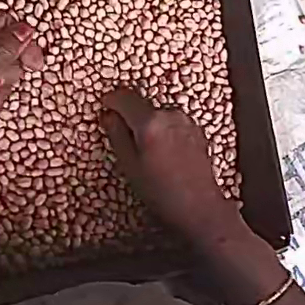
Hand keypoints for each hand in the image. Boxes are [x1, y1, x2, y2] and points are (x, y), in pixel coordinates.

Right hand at [99, 87, 240, 240]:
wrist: (199, 207)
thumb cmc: (161, 191)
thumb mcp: (129, 165)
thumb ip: (117, 134)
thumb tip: (108, 115)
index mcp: (151, 122)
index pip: (125, 97)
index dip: (111, 99)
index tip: (104, 104)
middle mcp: (171, 115)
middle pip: (143, 106)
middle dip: (130, 117)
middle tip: (122, 138)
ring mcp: (186, 122)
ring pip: (158, 115)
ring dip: (148, 125)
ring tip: (145, 154)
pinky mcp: (196, 131)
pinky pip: (172, 124)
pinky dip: (163, 131)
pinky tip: (162, 155)